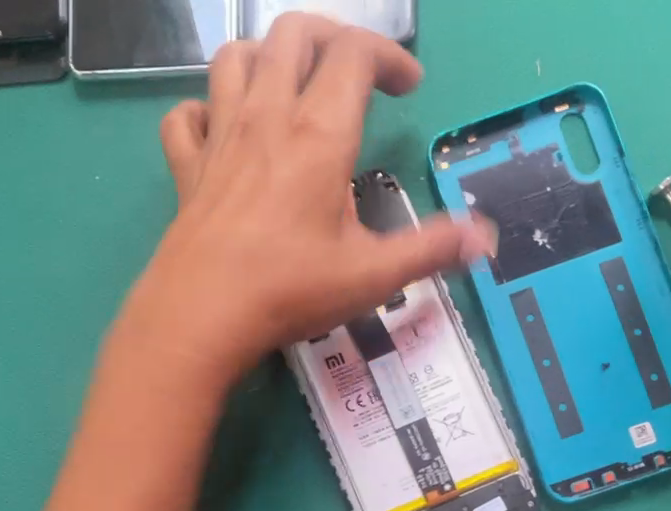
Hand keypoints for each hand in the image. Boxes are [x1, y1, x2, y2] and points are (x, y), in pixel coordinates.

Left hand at [112, 14, 494, 393]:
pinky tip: (221, 130)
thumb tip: (485, 238)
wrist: (202, 316)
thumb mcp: (372, 275)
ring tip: (290, 88)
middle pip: (293, 34)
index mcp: (318, 134)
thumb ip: (430, 250)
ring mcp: (219, 139)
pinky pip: (185, 116)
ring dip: (267, 58)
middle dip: (331, 38)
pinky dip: (203, 110)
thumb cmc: (290, 291)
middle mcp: (266, 118)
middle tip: (352, 75)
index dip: (389, 56)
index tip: (407, 88)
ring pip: (234, 58)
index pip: (355, 53)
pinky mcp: (186, 169)